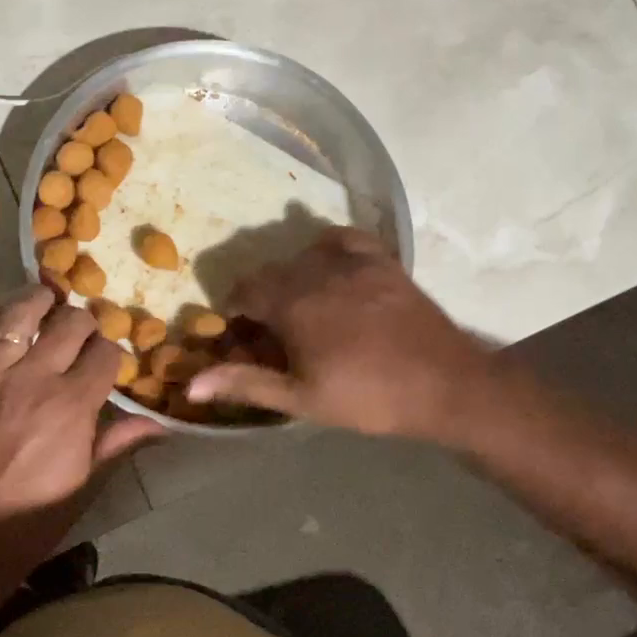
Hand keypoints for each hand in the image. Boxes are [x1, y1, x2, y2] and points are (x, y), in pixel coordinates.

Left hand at [0, 287, 162, 590]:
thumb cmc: (35, 516)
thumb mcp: (87, 483)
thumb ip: (118, 442)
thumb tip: (161, 423)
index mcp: (74, 405)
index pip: (106, 353)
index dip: (112, 353)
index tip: (108, 362)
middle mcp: (36, 378)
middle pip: (70, 323)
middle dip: (83, 323)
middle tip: (79, 336)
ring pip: (20, 313)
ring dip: (38, 301)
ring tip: (45, 303)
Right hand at [186, 227, 499, 441]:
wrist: (446, 386)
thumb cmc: (368, 398)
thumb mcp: (301, 399)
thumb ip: (246, 384)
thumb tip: (191, 385)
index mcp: (293, 305)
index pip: (244, 290)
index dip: (234, 310)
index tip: (239, 334)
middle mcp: (317, 272)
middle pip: (270, 272)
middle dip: (260, 296)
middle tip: (269, 331)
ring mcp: (352, 262)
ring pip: (301, 255)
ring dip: (290, 277)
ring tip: (300, 308)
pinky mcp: (382, 261)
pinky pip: (342, 238)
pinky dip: (326, 248)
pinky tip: (328, 268)